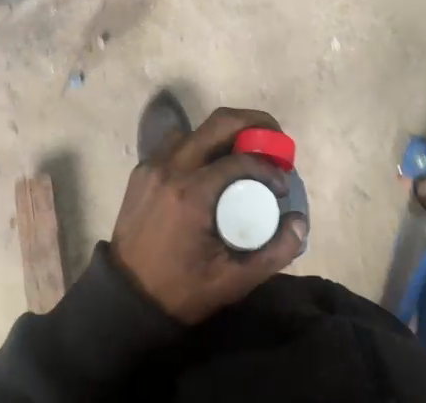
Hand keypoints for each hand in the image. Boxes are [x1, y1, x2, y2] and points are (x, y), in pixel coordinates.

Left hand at [109, 107, 306, 324]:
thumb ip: (274, 251)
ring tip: (247, 152)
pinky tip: (214, 166)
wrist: (126, 301)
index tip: (283, 185)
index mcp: (192, 194)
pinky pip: (178, 143)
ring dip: (227, 133)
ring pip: (197, 129)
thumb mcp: (233, 281)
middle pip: (220, 123)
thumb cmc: (181, 291)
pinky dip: (202, 145)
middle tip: (275, 141)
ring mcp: (152, 165)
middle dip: (255, 123)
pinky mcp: (142, 170)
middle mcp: (170, 168)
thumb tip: (300, 222)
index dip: (270, 167)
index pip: (242, 160)